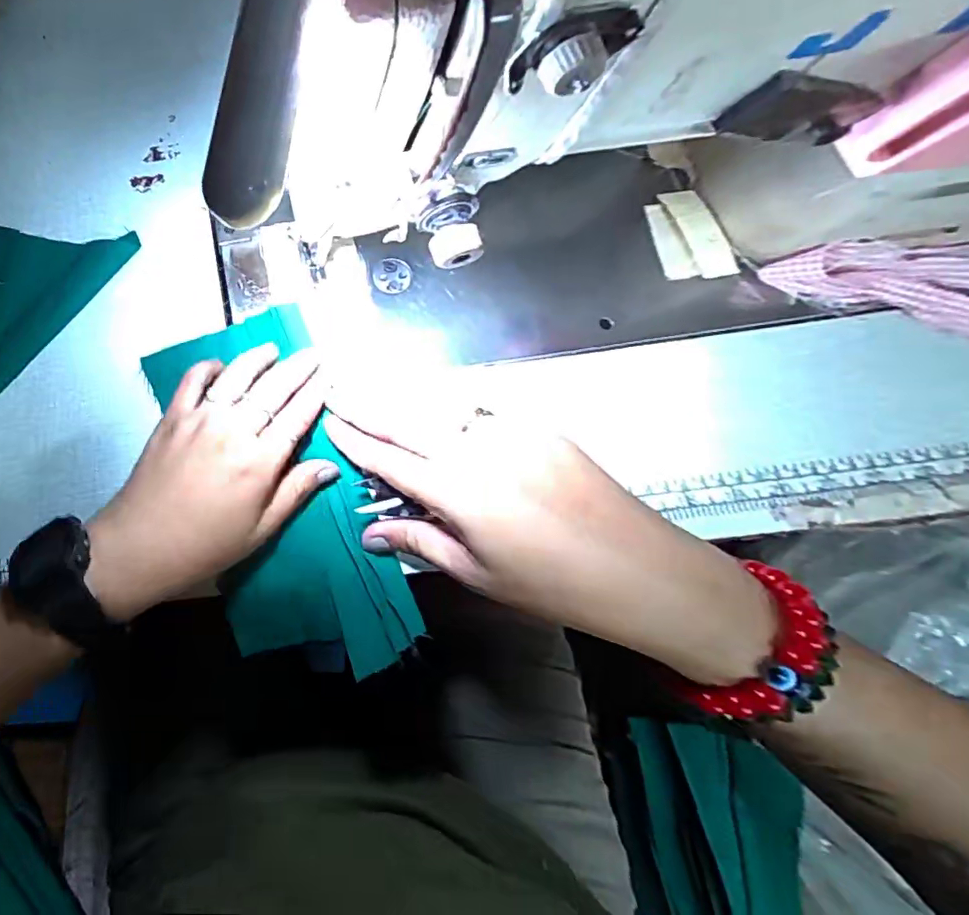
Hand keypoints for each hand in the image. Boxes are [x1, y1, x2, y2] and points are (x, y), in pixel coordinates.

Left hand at [84, 344, 334, 620]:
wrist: (140, 546)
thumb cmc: (207, 545)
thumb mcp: (260, 530)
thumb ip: (295, 492)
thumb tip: (331, 466)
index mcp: (259, 463)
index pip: (296, 417)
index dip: (316, 393)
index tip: (330, 375)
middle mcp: (232, 432)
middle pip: (272, 390)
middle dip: (297, 368)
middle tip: (314, 353)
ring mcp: (200, 420)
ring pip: (236, 377)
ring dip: (257, 359)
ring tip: (273, 349)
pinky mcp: (172, 417)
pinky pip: (193, 381)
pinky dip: (208, 367)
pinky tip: (221, 365)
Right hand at [323, 390, 775, 684]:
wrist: (638, 567)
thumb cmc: (550, 584)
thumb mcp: (476, 572)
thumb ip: (419, 541)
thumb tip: (370, 532)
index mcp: (457, 491)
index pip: (390, 458)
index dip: (355, 439)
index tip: (330, 420)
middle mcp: (478, 449)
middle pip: (407, 417)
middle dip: (367, 402)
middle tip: (337, 386)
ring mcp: (511, 430)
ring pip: (443, 402)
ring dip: (405, 394)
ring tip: (375, 388)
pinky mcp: (538, 425)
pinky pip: (481, 407)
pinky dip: (449, 402)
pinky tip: (435, 403)